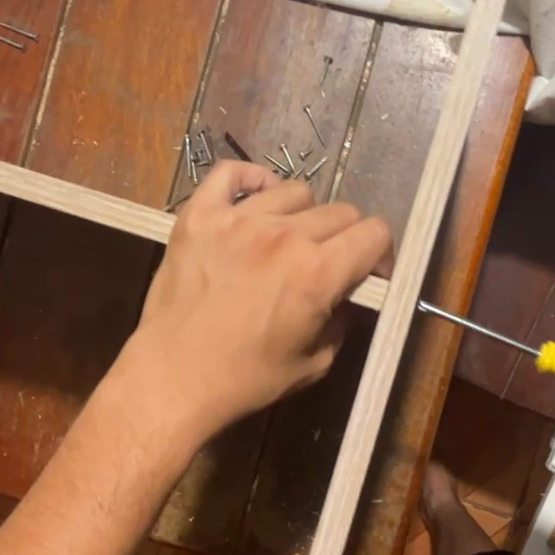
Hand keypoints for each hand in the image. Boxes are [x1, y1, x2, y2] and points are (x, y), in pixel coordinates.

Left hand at [118, 161, 390, 440]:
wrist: (173, 378)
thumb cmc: (246, 379)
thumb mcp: (315, 362)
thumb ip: (342, 321)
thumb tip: (348, 296)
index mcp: (318, 272)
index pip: (375, 233)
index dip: (381, 254)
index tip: (370, 273)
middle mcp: (285, 236)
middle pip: (341, 211)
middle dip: (347, 238)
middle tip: (330, 263)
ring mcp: (239, 219)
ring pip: (295, 191)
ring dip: (303, 215)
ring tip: (289, 240)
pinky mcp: (200, 215)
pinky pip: (232, 174)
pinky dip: (252, 180)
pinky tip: (257, 199)